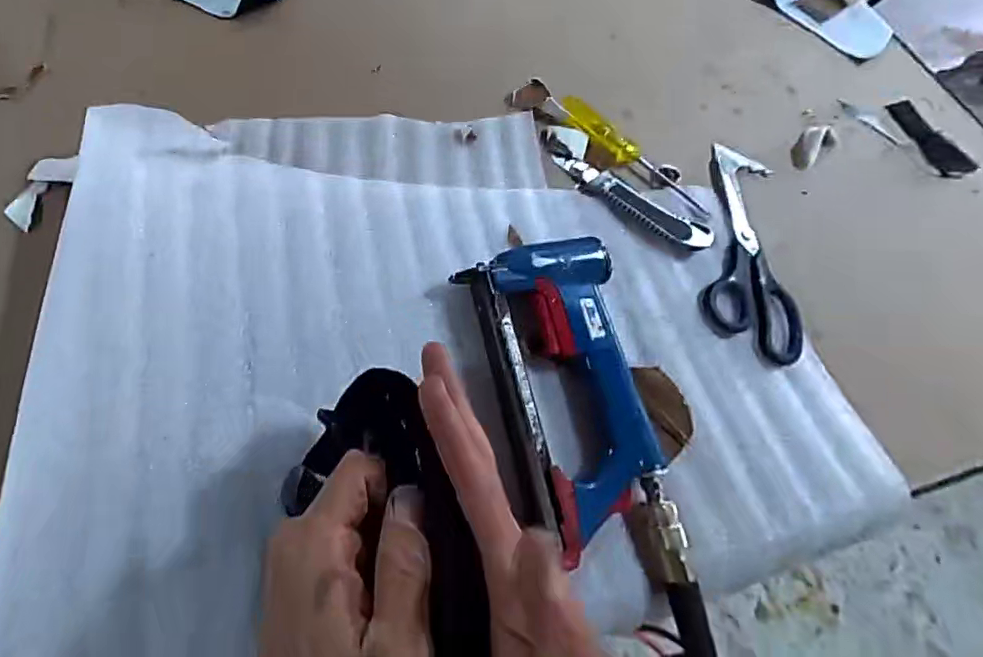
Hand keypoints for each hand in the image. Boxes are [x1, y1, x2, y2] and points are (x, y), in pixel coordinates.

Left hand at [259, 450, 432, 656]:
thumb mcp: (395, 644)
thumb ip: (404, 560)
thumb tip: (411, 491)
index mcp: (311, 539)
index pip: (358, 467)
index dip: (397, 485)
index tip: (426, 524)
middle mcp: (290, 541)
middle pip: (353, 496)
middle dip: (390, 523)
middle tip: (421, 567)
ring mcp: (286, 568)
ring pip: (348, 525)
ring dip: (379, 550)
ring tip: (403, 592)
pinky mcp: (289, 593)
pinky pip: (335, 553)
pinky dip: (361, 569)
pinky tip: (378, 608)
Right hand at [419, 342, 602, 656]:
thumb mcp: (554, 647)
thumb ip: (547, 599)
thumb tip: (535, 533)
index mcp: (511, 553)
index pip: (476, 478)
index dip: (451, 428)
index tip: (428, 380)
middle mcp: (506, 541)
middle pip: (476, 460)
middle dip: (454, 405)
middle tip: (433, 356)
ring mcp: (502, 556)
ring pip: (473, 477)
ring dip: (454, 427)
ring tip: (433, 390)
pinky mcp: (494, 579)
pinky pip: (467, 512)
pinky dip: (454, 473)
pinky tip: (440, 465)